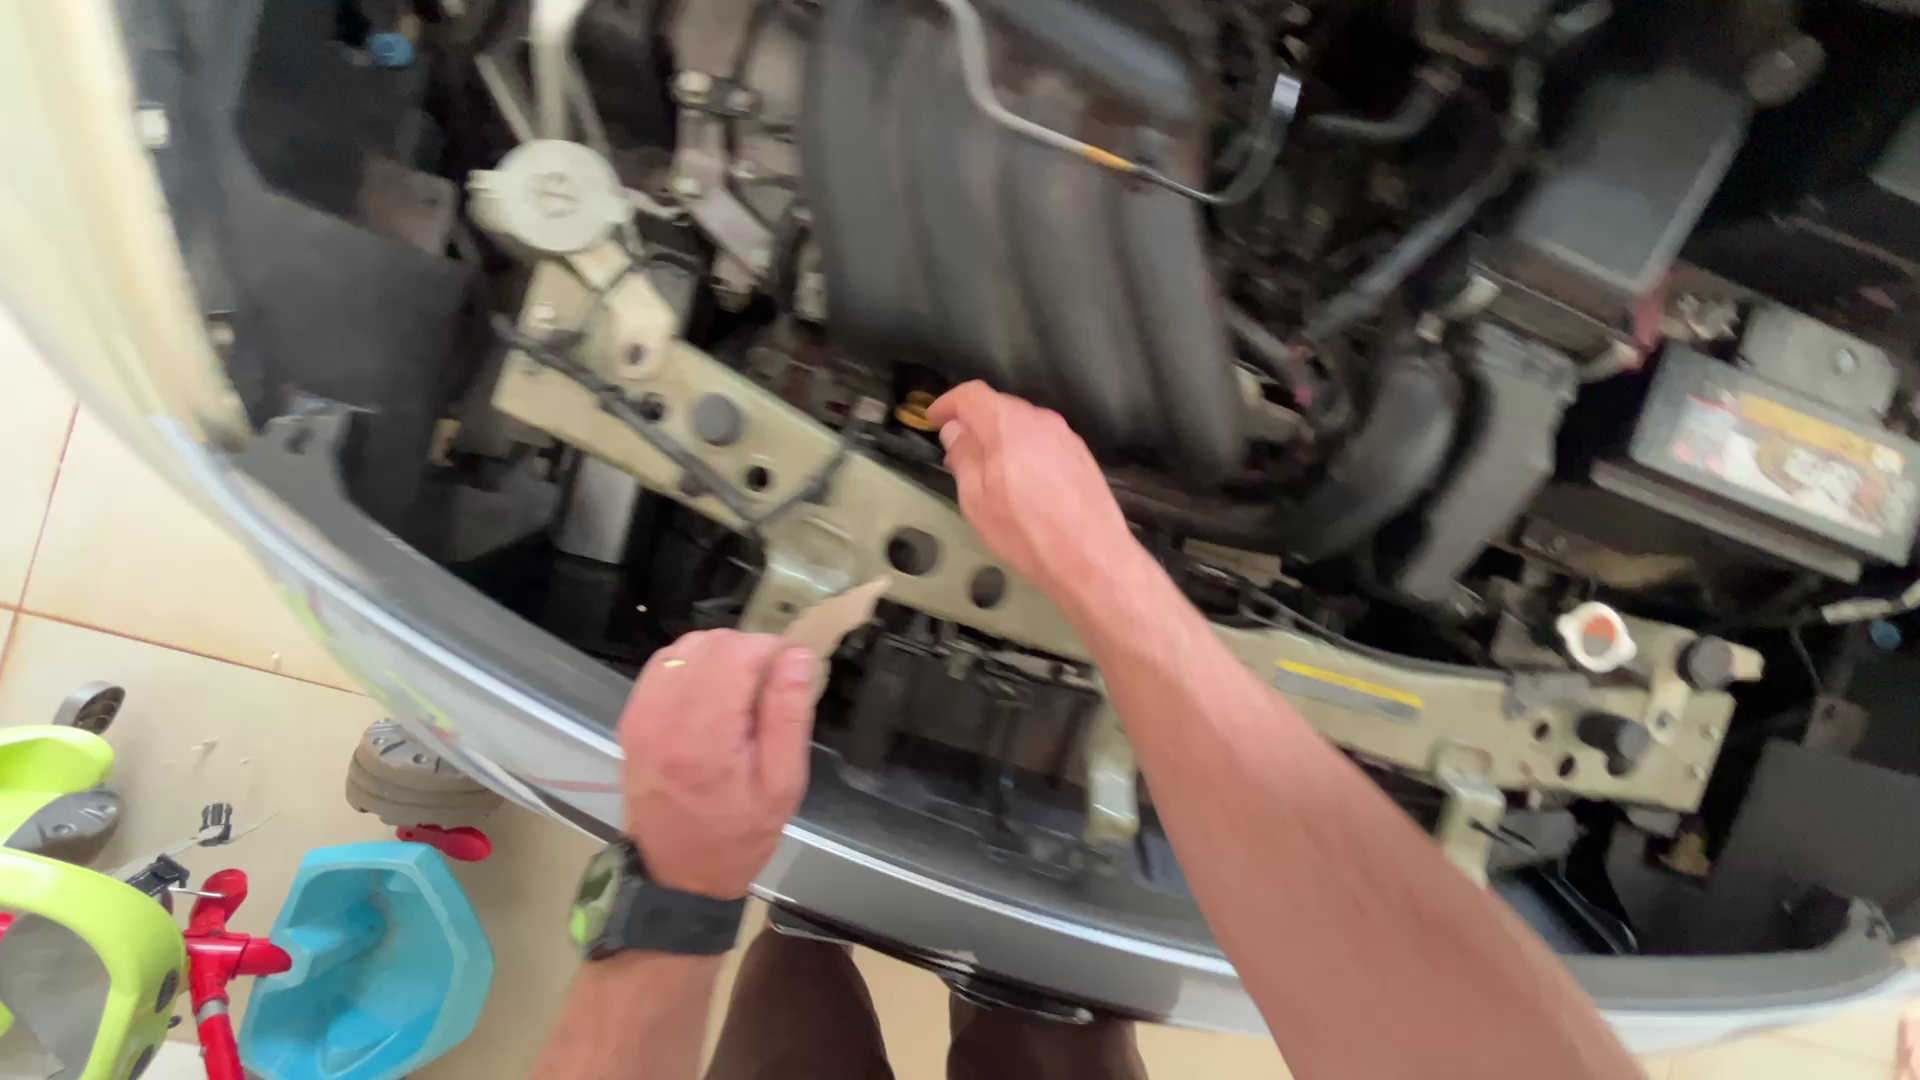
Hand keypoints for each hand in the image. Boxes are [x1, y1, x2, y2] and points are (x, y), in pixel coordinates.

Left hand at [618, 630, 816, 898]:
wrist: (677, 874)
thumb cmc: (739, 833)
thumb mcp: (783, 784)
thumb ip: (788, 714)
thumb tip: (796, 655)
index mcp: (704, 736)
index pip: (737, 651)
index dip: (771, 651)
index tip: (787, 676)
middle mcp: (663, 717)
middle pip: (712, 642)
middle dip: (748, 651)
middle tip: (767, 688)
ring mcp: (640, 715)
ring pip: (686, 645)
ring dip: (720, 655)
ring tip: (740, 691)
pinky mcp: (631, 717)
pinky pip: (664, 663)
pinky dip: (693, 664)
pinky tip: (711, 692)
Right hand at [928, 381, 1140, 612]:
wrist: (1091, 558)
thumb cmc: (1026, 533)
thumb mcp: (976, 501)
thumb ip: (963, 457)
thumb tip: (955, 431)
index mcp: (1008, 426)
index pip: (971, 395)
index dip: (947, 403)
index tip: (933, 419)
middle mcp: (1040, 421)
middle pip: (999, 406)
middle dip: (974, 423)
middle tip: (957, 452)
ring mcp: (1065, 436)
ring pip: (1023, 425)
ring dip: (1000, 439)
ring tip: (988, 472)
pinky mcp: (1081, 455)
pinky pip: (1043, 441)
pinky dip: (1024, 450)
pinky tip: (1021, 482)